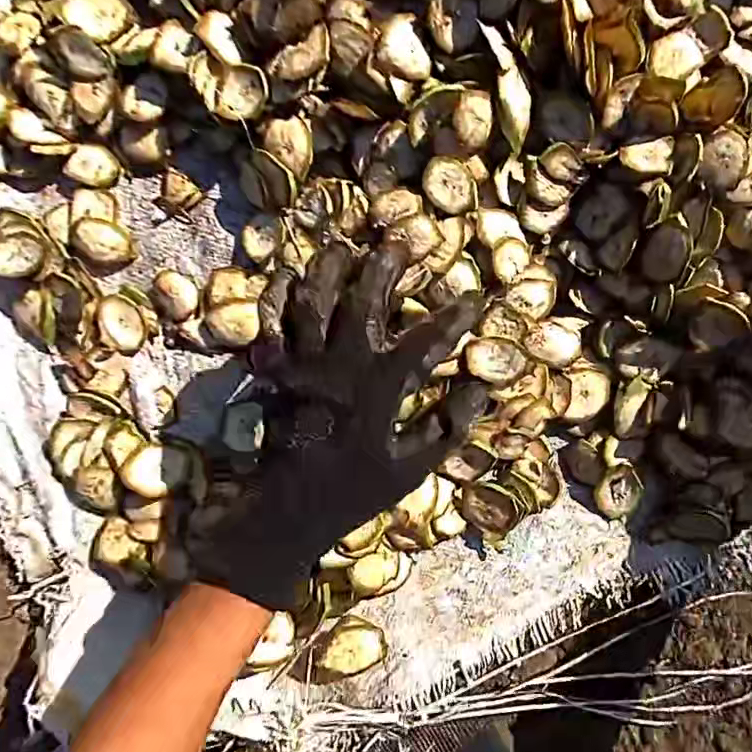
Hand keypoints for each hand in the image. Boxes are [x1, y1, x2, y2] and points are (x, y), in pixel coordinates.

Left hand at [185, 241, 488, 609]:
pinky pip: (272, 322)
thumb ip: (447, 427)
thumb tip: (480, 389)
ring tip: (345, 247)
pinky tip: (290, 275)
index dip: (454, 316)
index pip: (426, 341)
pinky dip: (279, 295)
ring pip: (314, 300)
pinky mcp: (274, 369)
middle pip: (363, 301)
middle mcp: (342, 366)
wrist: (288, 508)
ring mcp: (304, 363)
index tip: (474, 297)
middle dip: (385, 266)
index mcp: (380, 389)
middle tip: (401, 244)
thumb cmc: (354, 490)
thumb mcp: (411, 469)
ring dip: (330, 268)